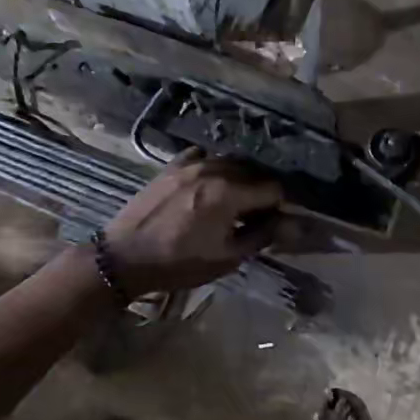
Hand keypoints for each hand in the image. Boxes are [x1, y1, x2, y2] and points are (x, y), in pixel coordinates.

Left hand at [102, 151, 283, 294]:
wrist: (124, 258)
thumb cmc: (179, 263)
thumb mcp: (226, 257)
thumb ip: (263, 235)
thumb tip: (295, 224)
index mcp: (230, 192)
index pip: (274, 188)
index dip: (280, 206)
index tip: (274, 222)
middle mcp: (214, 169)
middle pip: (255, 171)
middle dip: (262, 191)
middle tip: (256, 216)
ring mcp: (191, 164)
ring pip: (231, 162)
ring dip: (241, 178)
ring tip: (235, 201)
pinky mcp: (173, 166)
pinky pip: (204, 157)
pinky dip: (214, 167)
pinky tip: (210, 184)